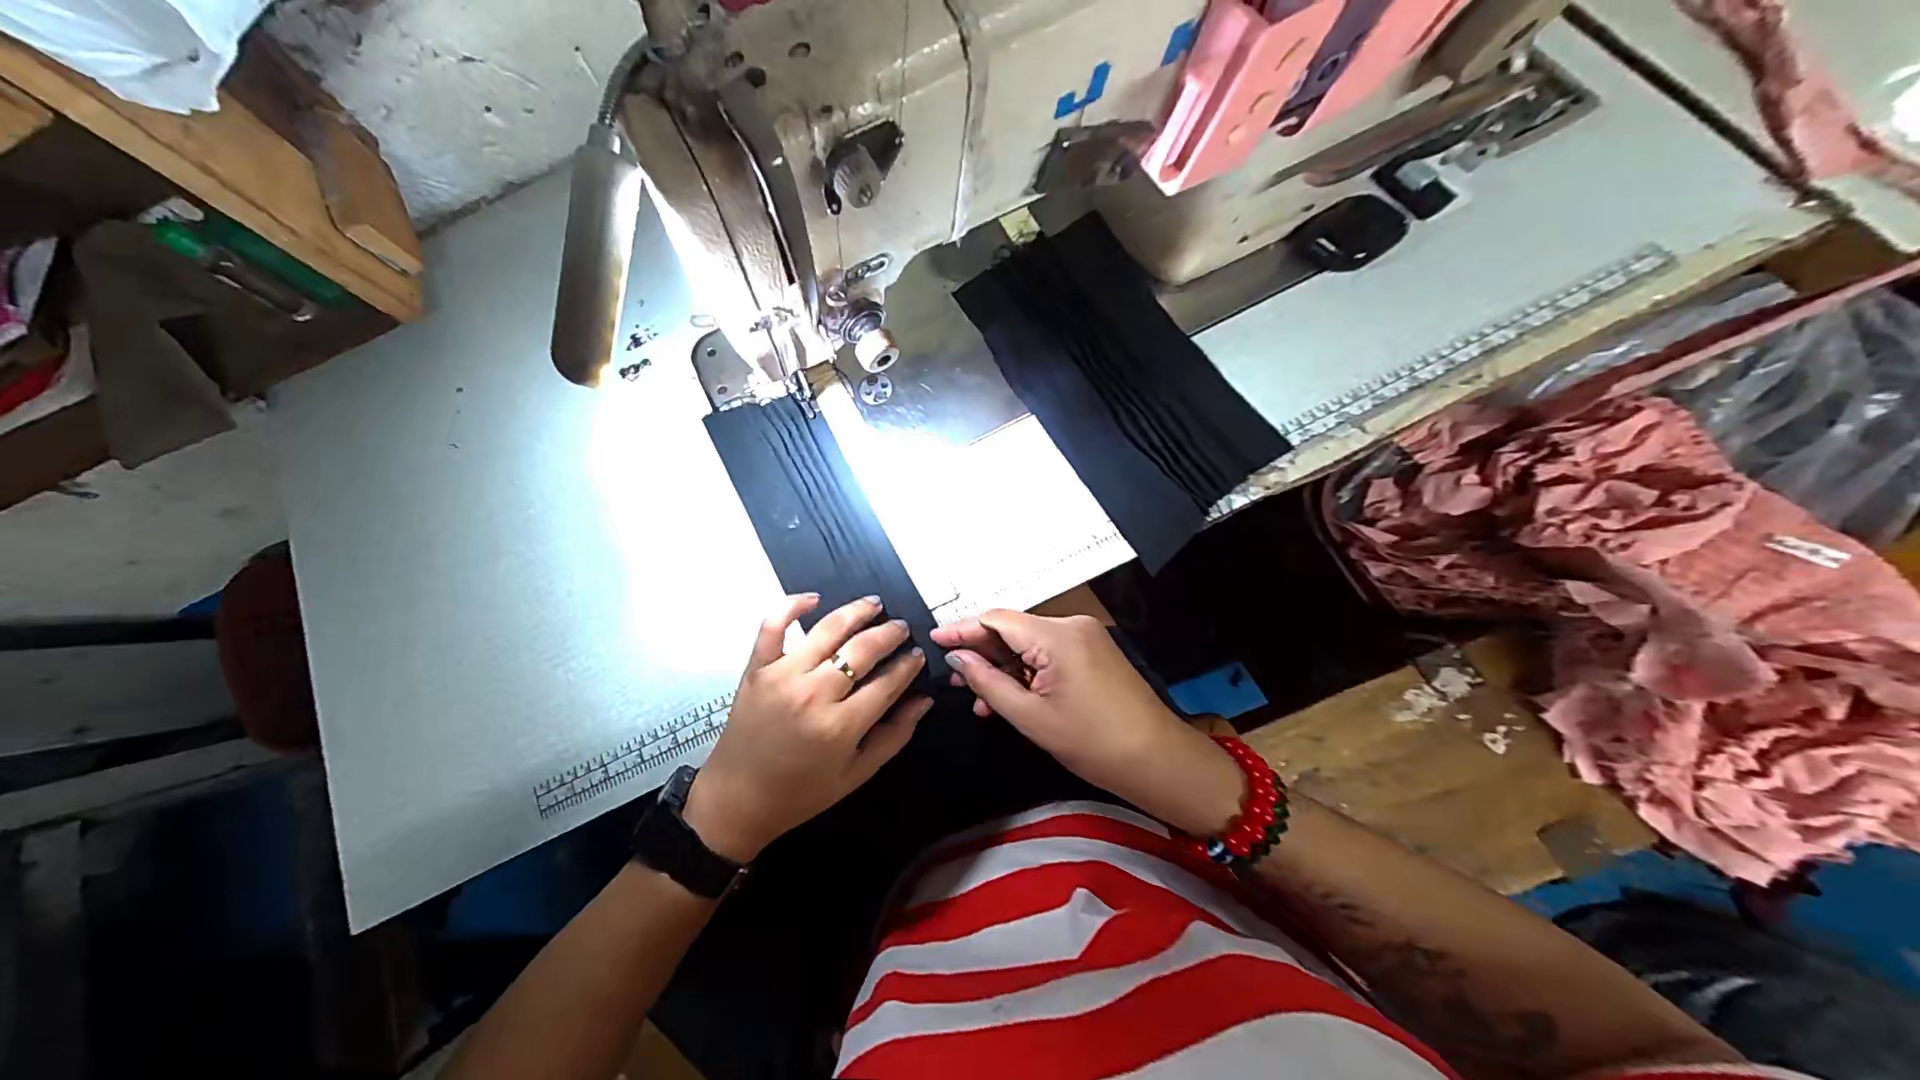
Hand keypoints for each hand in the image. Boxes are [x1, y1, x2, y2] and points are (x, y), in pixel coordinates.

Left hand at [682, 594, 931, 861]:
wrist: (737, 799)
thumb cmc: (800, 792)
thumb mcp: (856, 774)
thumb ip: (894, 735)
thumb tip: (923, 700)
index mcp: (840, 726)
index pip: (887, 682)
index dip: (909, 664)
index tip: (918, 654)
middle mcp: (813, 695)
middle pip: (862, 649)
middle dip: (890, 634)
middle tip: (902, 627)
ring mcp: (782, 676)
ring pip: (827, 630)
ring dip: (856, 612)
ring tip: (874, 604)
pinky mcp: (757, 669)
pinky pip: (773, 626)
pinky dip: (792, 606)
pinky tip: (813, 599)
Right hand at [930, 610, 1244, 837]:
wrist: (1156, 759)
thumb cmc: (1092, 742)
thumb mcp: (1030, 717)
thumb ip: (988, 683)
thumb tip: (957, 658)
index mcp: (1056, 636)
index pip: (996, 619)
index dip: (962, 629)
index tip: (934, 639)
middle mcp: (1071, 626)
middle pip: (1012, 630)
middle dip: (982, 653)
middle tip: (954, 680)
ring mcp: (1084, 638)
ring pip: (1028, 644)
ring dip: (1002, 668)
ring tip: (976, 698)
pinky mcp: (1092, 652)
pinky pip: (1047, 655)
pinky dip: (1026, 673)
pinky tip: (1007, 699)